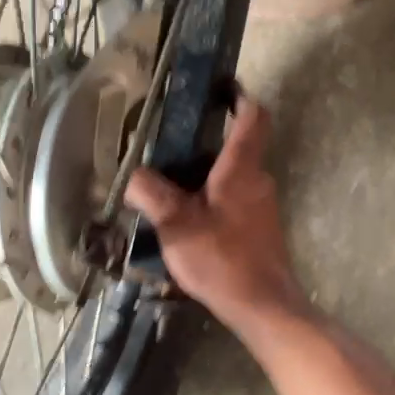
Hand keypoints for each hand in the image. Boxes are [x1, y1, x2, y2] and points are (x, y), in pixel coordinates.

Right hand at [125, 96, 308, 331]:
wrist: (263, 306)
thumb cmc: (222, 259)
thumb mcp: (176, 225)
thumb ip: (151, 194)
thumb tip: (132, 174)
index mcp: (241, 169)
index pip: (253, 117)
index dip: (239, 97)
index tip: (220, 89)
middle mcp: (258, 180)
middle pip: (238, 147)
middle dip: (207, 143)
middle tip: (169, 145)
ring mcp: (263, 207)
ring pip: (234, 177)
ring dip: (206, 176)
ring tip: (169, 186)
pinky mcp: (260, 231)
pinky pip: (235, 202)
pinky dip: (213, 201)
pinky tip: (187, 221)